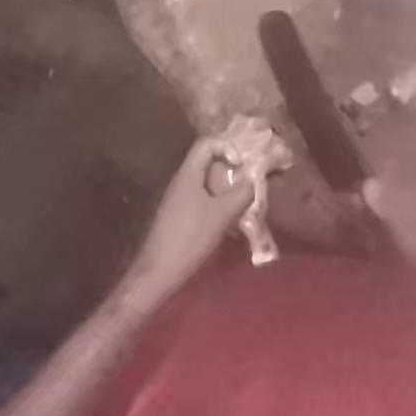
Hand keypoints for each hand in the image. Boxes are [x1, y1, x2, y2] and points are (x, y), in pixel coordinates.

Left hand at [122, 136, 255, 309]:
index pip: (208, 144)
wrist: (160, 272)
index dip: (229, 146)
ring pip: (208, 183)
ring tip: (249, 200)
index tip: (248, 161)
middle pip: (209, 162)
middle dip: (233, 168)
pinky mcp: (180, 216)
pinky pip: (204, 200)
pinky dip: (220, 204)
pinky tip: (234, 221)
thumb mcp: (223, 214)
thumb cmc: (191, 237)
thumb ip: (243, 193)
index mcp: (188, 174)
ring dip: (229, 188)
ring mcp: (179, 199)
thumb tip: (256, 179)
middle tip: (254, 179)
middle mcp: (182, 181)